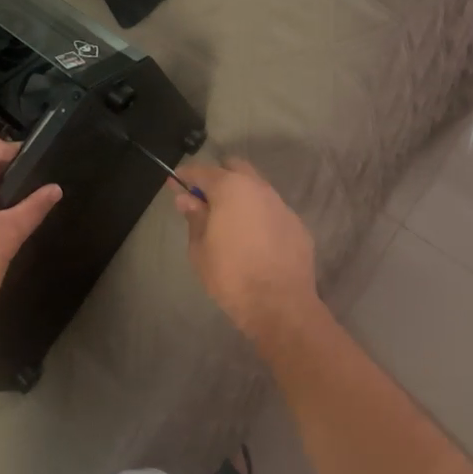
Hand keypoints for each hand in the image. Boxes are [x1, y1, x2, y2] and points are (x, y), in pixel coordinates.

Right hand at [173, 159, 319, 346]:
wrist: (280, 306)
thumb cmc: (231, 275)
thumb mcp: (200, 248)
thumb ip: (194, 218)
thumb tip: (187, 199)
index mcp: (231, 188)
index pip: (202, 171)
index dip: (185, 176)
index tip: (174, 184)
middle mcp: (258, 188)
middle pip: (234, 168)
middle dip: (218, 178)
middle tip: (205, 200)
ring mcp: (282, 205)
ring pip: (256, 188)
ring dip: (241, 197)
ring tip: (230, 222)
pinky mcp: (298, 226)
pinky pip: (272, 211)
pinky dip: (259, 216)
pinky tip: (254, 240)